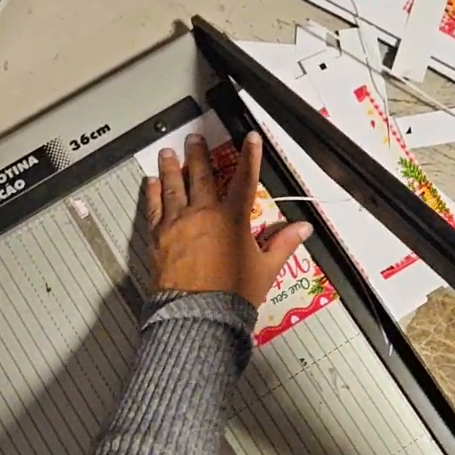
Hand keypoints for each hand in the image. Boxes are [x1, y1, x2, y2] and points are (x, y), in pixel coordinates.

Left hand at [144, 132, 312, 308]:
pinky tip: (151, 184)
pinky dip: (153, 194)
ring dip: (170, 167)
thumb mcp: (265, 269)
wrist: (197, 316)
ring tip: (167, 153)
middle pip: (200, 175)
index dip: (250, 156)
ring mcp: (177, 224)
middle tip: (194, 138)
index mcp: (231, 219)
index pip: (244, 179)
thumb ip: (282, 244)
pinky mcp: (158, 237)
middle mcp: (202, 214)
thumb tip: (303, 228)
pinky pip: (154, 209)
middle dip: (198, 153)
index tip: (250, 138)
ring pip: (173, 187)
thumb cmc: (232, 295)